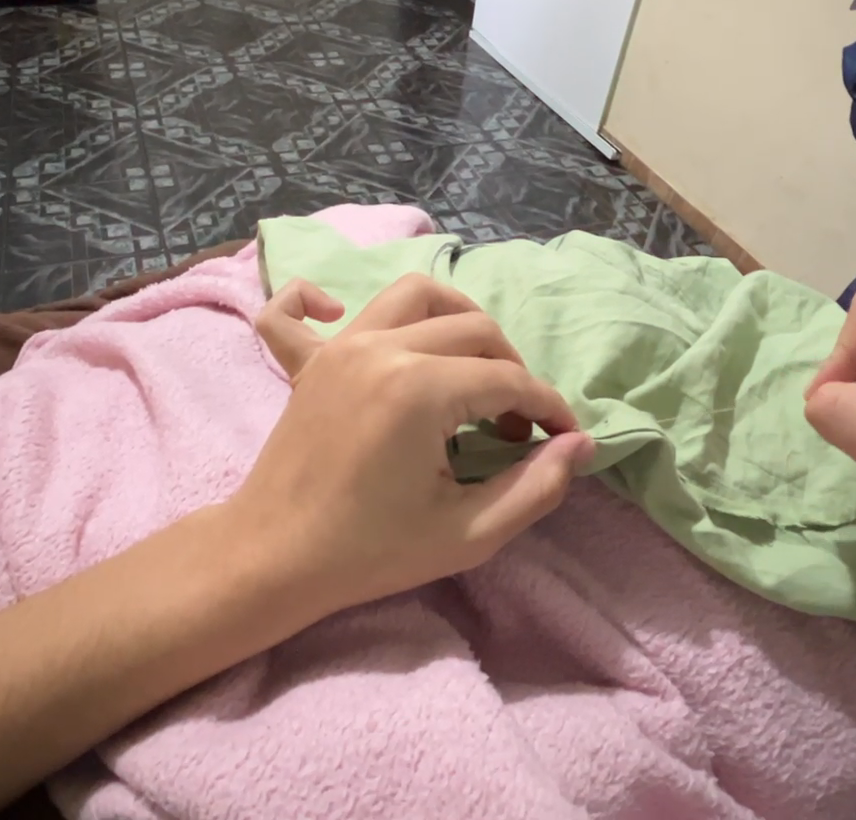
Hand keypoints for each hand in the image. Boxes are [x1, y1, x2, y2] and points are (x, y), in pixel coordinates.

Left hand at [223, 274, 594, 616]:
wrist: (274, 560)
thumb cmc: (371, 552)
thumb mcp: (467, 534)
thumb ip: (535, 487)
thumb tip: (581, 444)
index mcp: (420, 389)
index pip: (508, 379)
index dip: (548, 407)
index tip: (564, 436)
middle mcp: (380, 348)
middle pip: (473, 329)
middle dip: (512, 369)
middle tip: (517, 422)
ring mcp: (339, 348)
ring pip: (412, 295)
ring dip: (455, 316)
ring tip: (472, 362)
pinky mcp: (308, 361)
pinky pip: (295, 310)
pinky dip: (315, 300)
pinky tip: (336, 312)